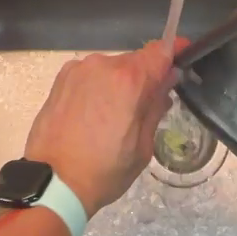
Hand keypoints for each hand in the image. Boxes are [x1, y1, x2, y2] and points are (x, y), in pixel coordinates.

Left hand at [23, 40, 183, 216]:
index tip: (182, 59)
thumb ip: (155, 109)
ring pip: (110, 71)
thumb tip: (166, 83)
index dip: (175, 53)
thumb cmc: (103, 173)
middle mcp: (103, 66)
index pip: (160, 51)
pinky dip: (97, 91)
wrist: (54, 183)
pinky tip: (93, 119)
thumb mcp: (141, 149)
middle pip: (134, 63)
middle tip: (144, 111)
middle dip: (143, 81)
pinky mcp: (61, 80)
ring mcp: (79, 70)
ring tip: (113, 121)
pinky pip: (89, 78)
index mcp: (129, 81)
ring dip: (118, 87)